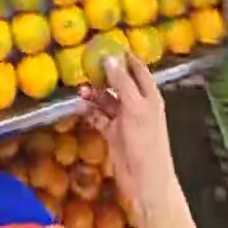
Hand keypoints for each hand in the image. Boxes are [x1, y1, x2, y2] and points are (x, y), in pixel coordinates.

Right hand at [78, 53, 175, 205]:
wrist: (145, 182)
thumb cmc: (145, 141)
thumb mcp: (135, 107)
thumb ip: (122, 82)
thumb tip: (110, 58)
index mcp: (149, 94)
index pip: (137, 68)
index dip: (125, 56)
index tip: (108, 44)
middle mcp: (137, 104)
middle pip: (119, 82)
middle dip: (105, 74)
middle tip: (87, 64)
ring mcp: (124, 119)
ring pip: (107, 100)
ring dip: (94, 94)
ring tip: (80, 89)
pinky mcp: (113, 134)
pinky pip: (99, 117)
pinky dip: (90, 112)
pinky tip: (79, 107)